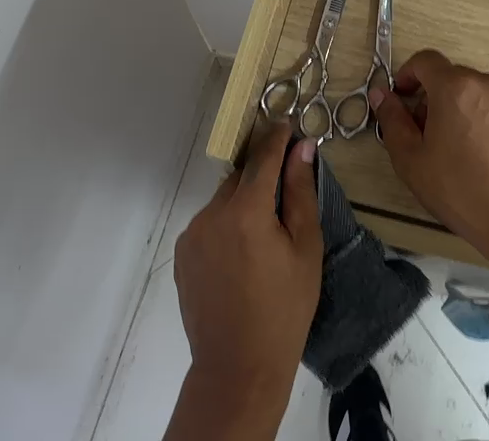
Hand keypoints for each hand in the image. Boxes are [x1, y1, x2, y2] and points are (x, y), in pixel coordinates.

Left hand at [172, 122, 322, 394]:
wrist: (238, 366)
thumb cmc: (285, 308)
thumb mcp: (306, 248)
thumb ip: (301, 193)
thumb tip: (302, 148)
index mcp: (246, 211)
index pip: (263, 157)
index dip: (277, 137)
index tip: (289, 123)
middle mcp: (212, 214)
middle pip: (241, 178)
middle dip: (263, 175)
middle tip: (286, 190)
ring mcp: (192, 234)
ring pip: (223, 201)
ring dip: (243, 203)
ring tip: (265, 236)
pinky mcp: (182, 254)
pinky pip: (209, 224)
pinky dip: (226, 226)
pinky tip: (242, 255)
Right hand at [370, 49, 488, 269]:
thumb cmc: (459, 190)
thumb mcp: (411, 159)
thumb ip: (392, 119)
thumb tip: (381, 93)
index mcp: (455, 87)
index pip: (425, 60)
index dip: (407, 74)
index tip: (401, 98)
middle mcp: (487, 82)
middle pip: (450, 76)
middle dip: (432, 96)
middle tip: (424, 132)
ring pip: (474, 91)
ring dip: (458, 106)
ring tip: (454, 146)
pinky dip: (481, 117)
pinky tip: (480, 152)